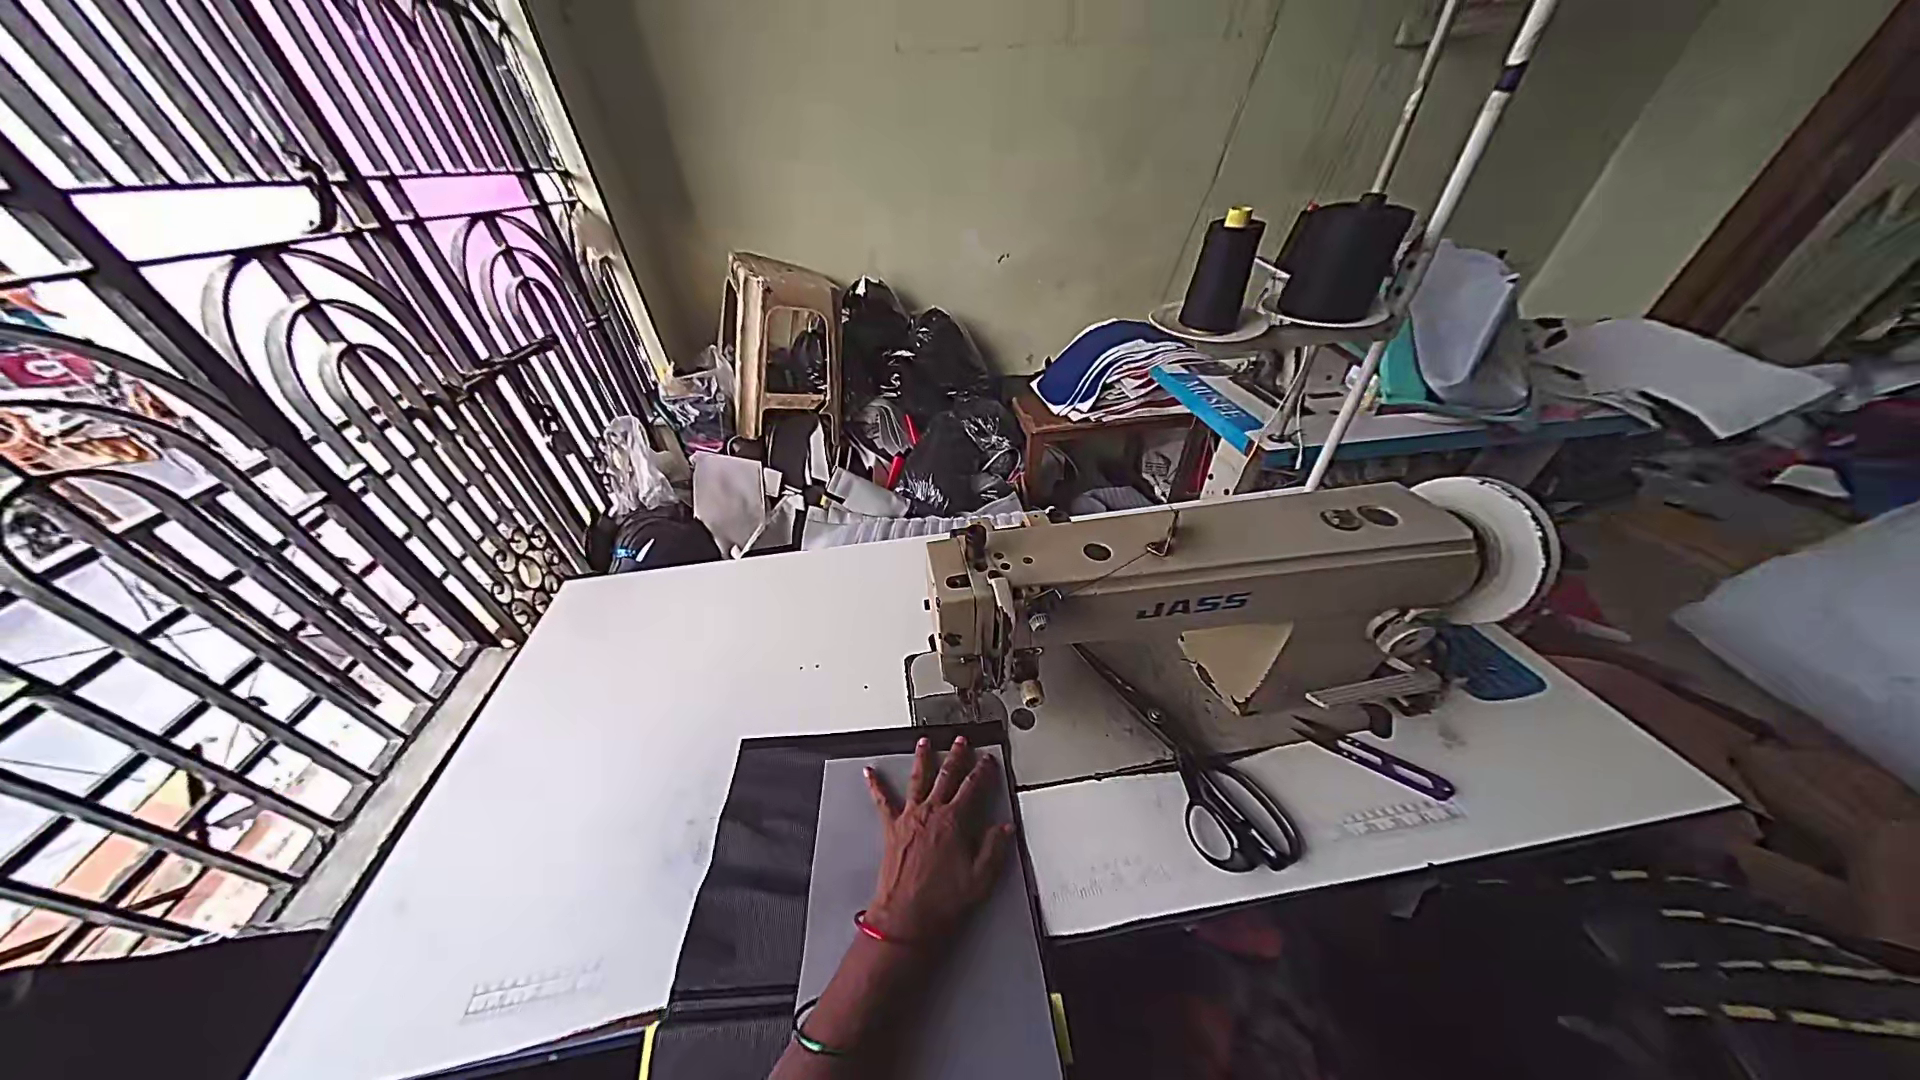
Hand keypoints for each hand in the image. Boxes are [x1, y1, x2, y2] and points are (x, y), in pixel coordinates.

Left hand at [863, 736, 1013, 941]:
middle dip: (956, 755)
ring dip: (923, 758)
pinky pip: (882, 801)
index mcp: (955, 821)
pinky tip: (870, 773)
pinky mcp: (892, 828)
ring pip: (918, 778)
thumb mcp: (981, 878)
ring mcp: (910, 818)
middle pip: (947, 775)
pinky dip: (876, 785)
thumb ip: (994, 848)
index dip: (983, 771)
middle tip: (961, 742)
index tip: (988, 761)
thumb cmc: (940, 901)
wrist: (906, 919)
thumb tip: (1004, 828)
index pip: (973, 787)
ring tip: (924, 743)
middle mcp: (932, 813)